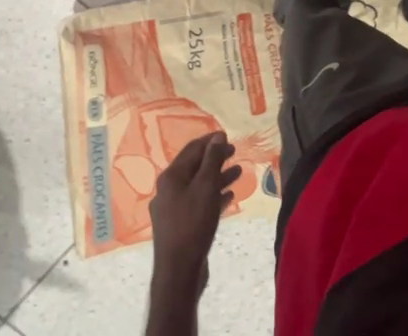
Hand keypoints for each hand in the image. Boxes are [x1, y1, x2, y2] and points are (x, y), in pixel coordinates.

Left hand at [149, 132, 240, 295]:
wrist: (179, 271)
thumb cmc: (193, 223)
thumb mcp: (206, 187)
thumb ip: (212, 160)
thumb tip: (217, 136)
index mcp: (170, 177)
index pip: (192, 149)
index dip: (210, 141)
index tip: (228, 136)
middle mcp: (168, 190)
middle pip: (194, 167)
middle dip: (215, 158)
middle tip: (234, 151)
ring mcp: (172, 209)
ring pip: (198, 185)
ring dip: (217, 177)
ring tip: (238, 171)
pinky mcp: (180, 225)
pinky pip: (198, 203)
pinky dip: (213, 196)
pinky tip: (229, 196)